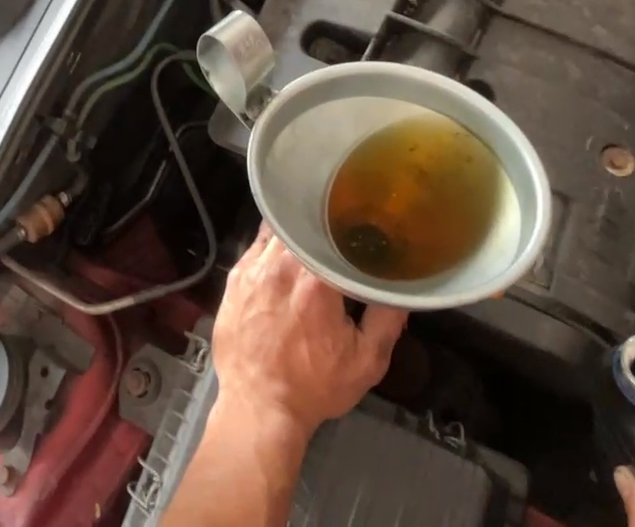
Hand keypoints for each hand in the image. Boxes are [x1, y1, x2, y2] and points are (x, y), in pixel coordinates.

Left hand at [211, 227, 406, 443]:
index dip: (349, 230)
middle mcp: (281, 264)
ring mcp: (253, 269)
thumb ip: (387, 319)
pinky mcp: (234, 278)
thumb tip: (399, 290)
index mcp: (316, 280)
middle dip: (320, 228)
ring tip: (310, 243)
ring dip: (295, 236)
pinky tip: (282, 259)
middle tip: (336, 235)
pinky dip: (272, 248)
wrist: (259, 405)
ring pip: (278, 233)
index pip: (336, 234)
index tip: (360, 232)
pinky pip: (256, 248)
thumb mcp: (366, 360)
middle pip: (303, 228)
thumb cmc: (315, 385)